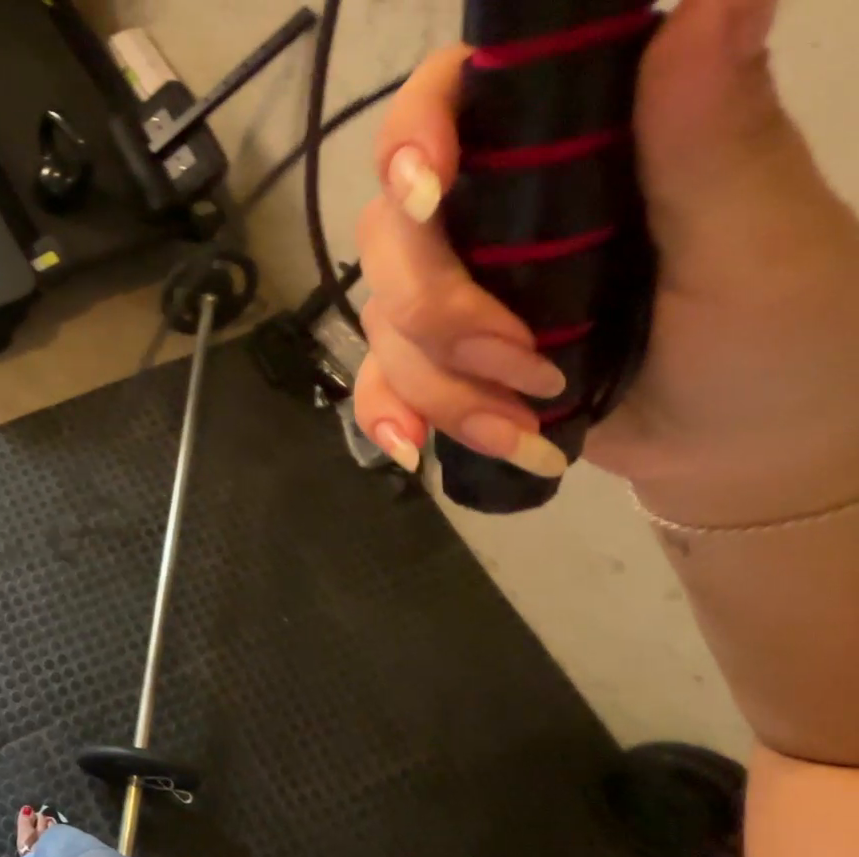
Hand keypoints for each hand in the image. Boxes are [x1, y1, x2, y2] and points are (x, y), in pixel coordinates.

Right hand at [354, 0, 858, 526]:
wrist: (747, 451)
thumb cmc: (782, 333)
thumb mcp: (759, 236)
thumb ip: (715, 135)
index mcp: (568, 152)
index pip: (453, 103)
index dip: (414, 135)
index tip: (430, 192)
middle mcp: (494, 214)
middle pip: (392, 233)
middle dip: (436, 309)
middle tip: (518, 363)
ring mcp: (459, 292)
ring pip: (384, 319)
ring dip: (437, 382)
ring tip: (517, 424)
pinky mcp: (439, 362)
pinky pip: (376, 380)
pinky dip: (388, 414)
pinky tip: (410, 446)